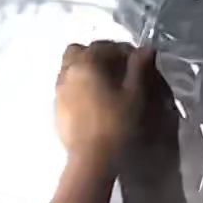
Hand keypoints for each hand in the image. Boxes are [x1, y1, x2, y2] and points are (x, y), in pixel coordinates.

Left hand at [54, 40, 165, 176]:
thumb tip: (146, 47)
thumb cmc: (117, 121)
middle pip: (78, 51)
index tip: (138, 61)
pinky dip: (80, 85)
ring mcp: (58, 91)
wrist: (92, 157)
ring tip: (108, 85)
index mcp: (86, 64)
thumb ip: (140, 66)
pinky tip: (97, 101)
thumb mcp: (136, 92)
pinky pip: (67, 86)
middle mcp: (67, 73)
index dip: (123, 49)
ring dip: (88, 69)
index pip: (104, 45)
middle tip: (117, 68)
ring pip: (70, 68)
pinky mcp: (56, 108)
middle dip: (98, 54)